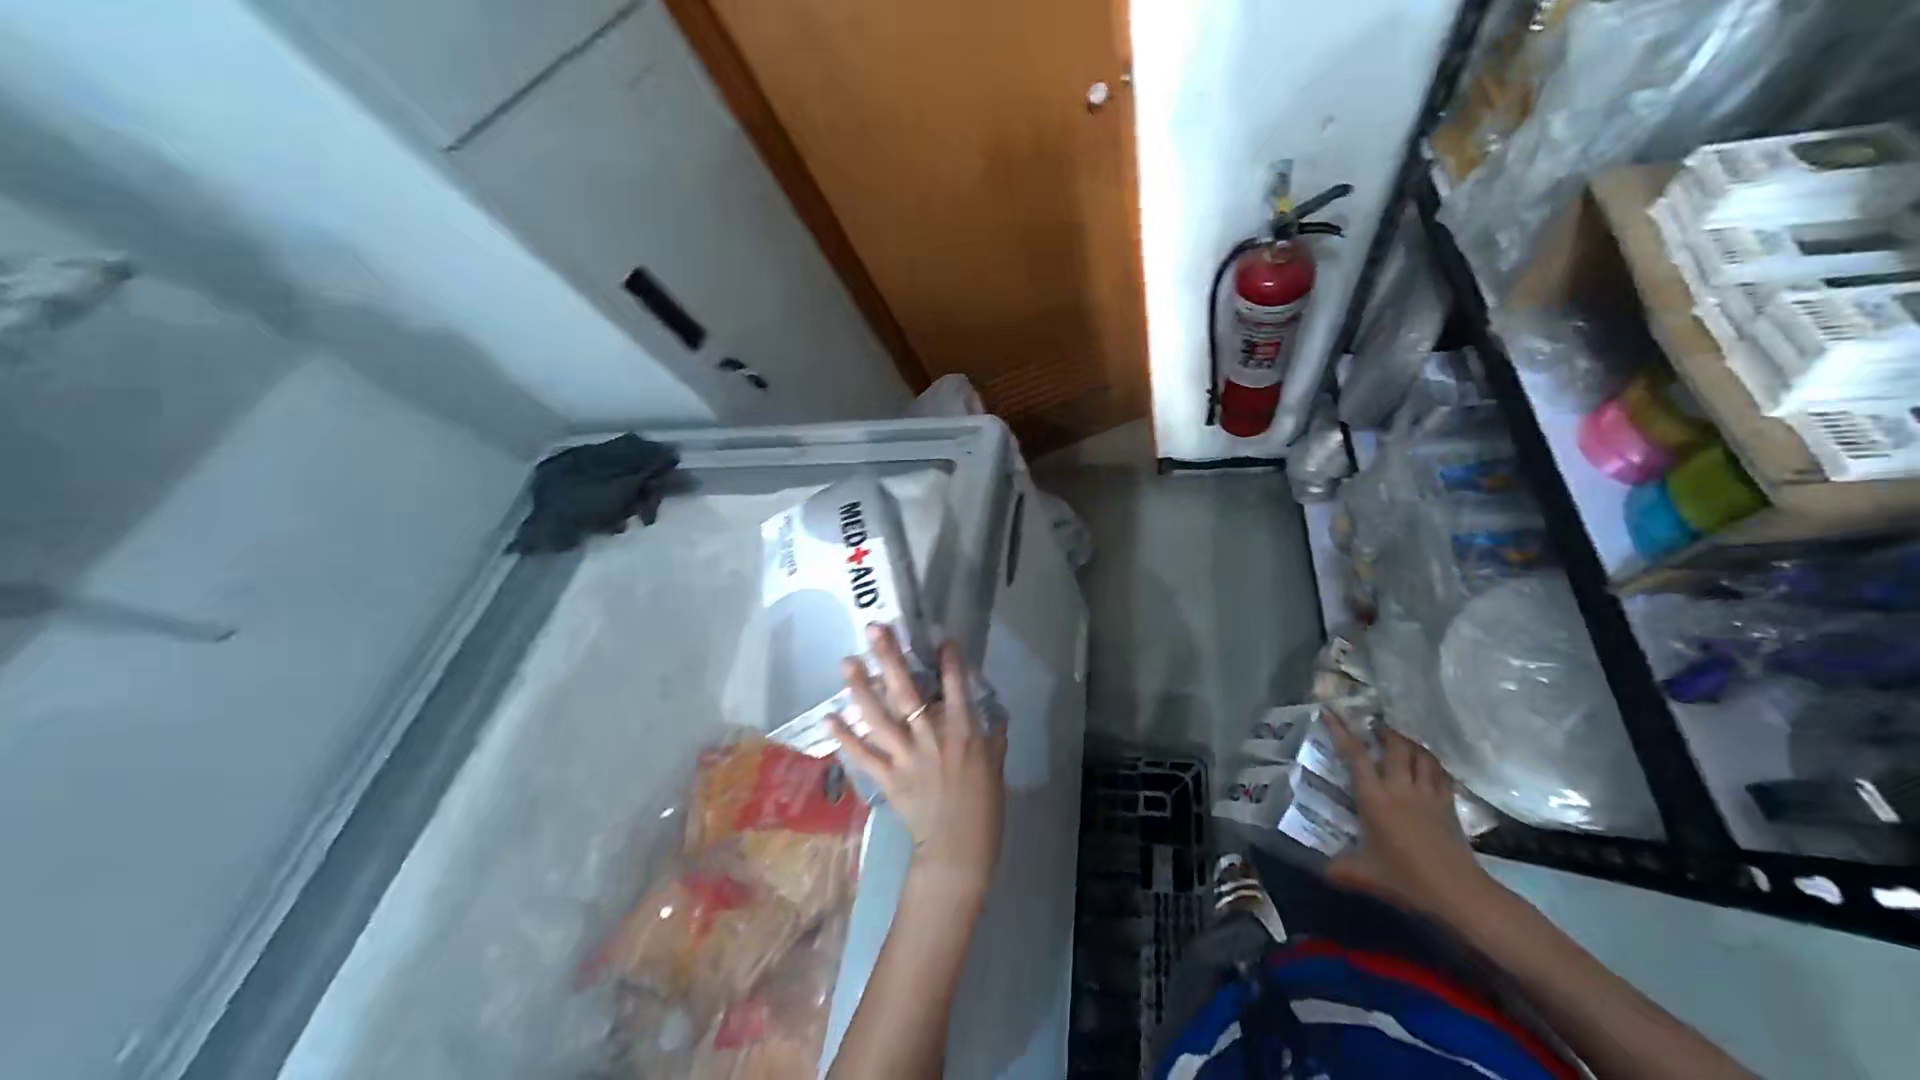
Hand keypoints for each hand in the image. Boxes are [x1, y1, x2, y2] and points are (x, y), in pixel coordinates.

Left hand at [829, 625, 1006, 896]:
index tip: (942, 639)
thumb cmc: (983, 808)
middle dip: (890, 658)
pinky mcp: (888, 778)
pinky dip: (845, 737)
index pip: (957, 689)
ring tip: (847, 663)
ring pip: (879, 717)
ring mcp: (906, 758)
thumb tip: (993, 712)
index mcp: (964, 734)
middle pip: (908, 693)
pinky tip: (829, 718)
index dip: (949, 661)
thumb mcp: (996, 765)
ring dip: (861, 689)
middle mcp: (932, 739)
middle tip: (874, 630)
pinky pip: (863, 755)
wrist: (958, 852)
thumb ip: (993, 736)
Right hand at [1325, 711, 1492, 919]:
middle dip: (1383, 730)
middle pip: (1395, 746)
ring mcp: (1428, 795)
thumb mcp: (1362, 875)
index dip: (1341, 731)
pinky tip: (1427, 764)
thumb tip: (1319, 869)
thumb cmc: (1406, 879)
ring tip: (1399, 738)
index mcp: (1374, 798)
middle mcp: (1400, 788)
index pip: (1355, 755)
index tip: (1331, 713)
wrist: (1458, 893)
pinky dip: (1431, 762)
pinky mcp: (1448, 805)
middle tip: (1372, 724)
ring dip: (1409, 742)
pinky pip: (1440, 773)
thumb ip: (1338, 868)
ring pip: (1421, 755)